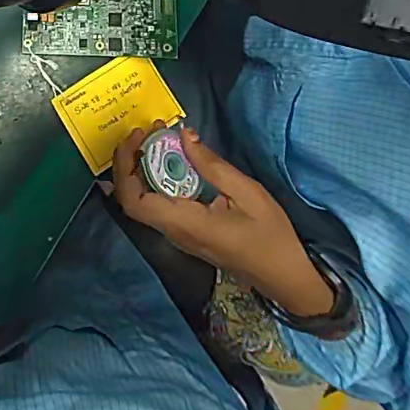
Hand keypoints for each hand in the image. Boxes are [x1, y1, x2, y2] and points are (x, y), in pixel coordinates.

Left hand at [111, 125, 334, 315]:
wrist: (285, 278)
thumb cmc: (271, 237)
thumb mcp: (248, 194)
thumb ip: (212, 165)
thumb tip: (183, 136)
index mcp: (184, 223)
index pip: (133, 201)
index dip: (125, 167)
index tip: (138, 138)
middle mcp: (173, 231)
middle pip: (131, 198)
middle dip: (130, 160)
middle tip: (148, 131)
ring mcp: (178, 234)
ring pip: (143, 199)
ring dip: (142, 167)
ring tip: (157, 137)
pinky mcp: (185, 231)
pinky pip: (159, 202)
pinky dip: (156, 177)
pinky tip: (171, 158)